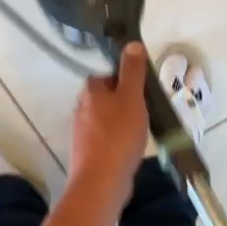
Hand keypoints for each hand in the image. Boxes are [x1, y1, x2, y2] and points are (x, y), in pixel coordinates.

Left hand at [69, 43, 150, 196]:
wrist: (101, 181)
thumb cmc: (119, 135)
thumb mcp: (131, 98)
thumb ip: (132, 71)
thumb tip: (132, 44)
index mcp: (90, 91)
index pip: (106, 74)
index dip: (124, 78)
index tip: (142, 88)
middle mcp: (81, 108)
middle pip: (105, 96)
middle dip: (123, 100)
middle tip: (145, 109)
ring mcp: (82, 131)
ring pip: (105, 118)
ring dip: (121, 120)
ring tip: (141, 129)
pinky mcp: (87, 152)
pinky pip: (105, 137)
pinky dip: (117, 139)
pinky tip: (130, 148)